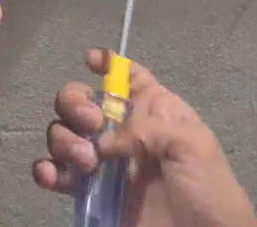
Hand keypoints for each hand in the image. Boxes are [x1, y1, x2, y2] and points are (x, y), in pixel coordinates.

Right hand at [34, 54, 256, 226]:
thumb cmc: (210, 195)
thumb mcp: (193, 146)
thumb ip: (146, 128)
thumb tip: (104, 144)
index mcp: (152, 114)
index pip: (126, 76)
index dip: (106, 62)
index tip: (90, 61)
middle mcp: (123, 133)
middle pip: (80, 98)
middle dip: (74, 102)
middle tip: (90, 123)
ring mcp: (103, 165)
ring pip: (62, 132)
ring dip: (64, 139)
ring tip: (85, 162)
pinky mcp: (90, 196)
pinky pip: (54, 173)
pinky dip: (46, 170)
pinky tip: (53, 177)